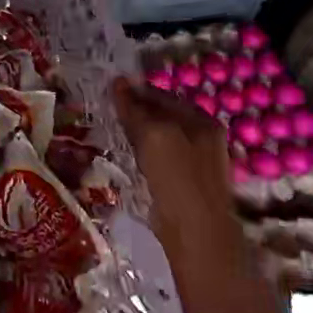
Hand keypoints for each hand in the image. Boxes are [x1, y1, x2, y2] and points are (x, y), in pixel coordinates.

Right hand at [113, 77, 238, 250]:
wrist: (195, 231)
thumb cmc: (176, 175)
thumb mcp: (152, 134)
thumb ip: (134, 108)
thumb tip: (117, 81)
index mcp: (202, 119)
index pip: (164, 95)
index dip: (137, 92)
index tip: (110, 91)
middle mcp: (203, 136)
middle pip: (163, 116)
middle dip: (138, 113)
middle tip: (109, 113)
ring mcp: (197, 161)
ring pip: (160, 138)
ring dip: (139, 135)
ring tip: (116, 133)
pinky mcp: (186, 183)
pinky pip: (161, 158)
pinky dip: (145, 155)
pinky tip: (131, 159)